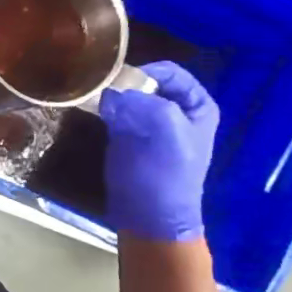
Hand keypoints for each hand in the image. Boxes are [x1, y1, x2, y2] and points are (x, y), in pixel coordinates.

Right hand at [100, 61, 218, 241]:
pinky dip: (106, 111)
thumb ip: (142, 102)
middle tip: (104, 90)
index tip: (120, 82)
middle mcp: (176, 112)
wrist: (149, 218)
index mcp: (196, 107)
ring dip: (113, 98)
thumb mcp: (164, 130)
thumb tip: (111, 92)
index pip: (170, 73)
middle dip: (126, 85)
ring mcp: (151, 126)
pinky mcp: (128, 138)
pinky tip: (95, 112)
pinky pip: (117, 115)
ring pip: (130, 99)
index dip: (145, 72)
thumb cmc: (165, 175)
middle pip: (147, 84)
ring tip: (96, 101)